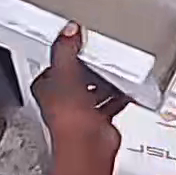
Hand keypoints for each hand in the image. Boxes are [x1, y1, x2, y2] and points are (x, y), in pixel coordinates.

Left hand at [31, 23, 127, 162]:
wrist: (88, 144)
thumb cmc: (69, 118)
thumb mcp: (65, 72)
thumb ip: (66, 49)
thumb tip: (69, 31)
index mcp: (46, 88)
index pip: (54, 64)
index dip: (66, 53)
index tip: (78, 41)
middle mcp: (62, 101)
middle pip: (77, 76)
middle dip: (89, 67)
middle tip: (101, 54)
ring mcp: (81, 111)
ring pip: (94, 90)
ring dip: (106, 81)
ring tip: (118, 69)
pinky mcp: (99, 119)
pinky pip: (111, 102)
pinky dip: (120, 95)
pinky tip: (128, 89)